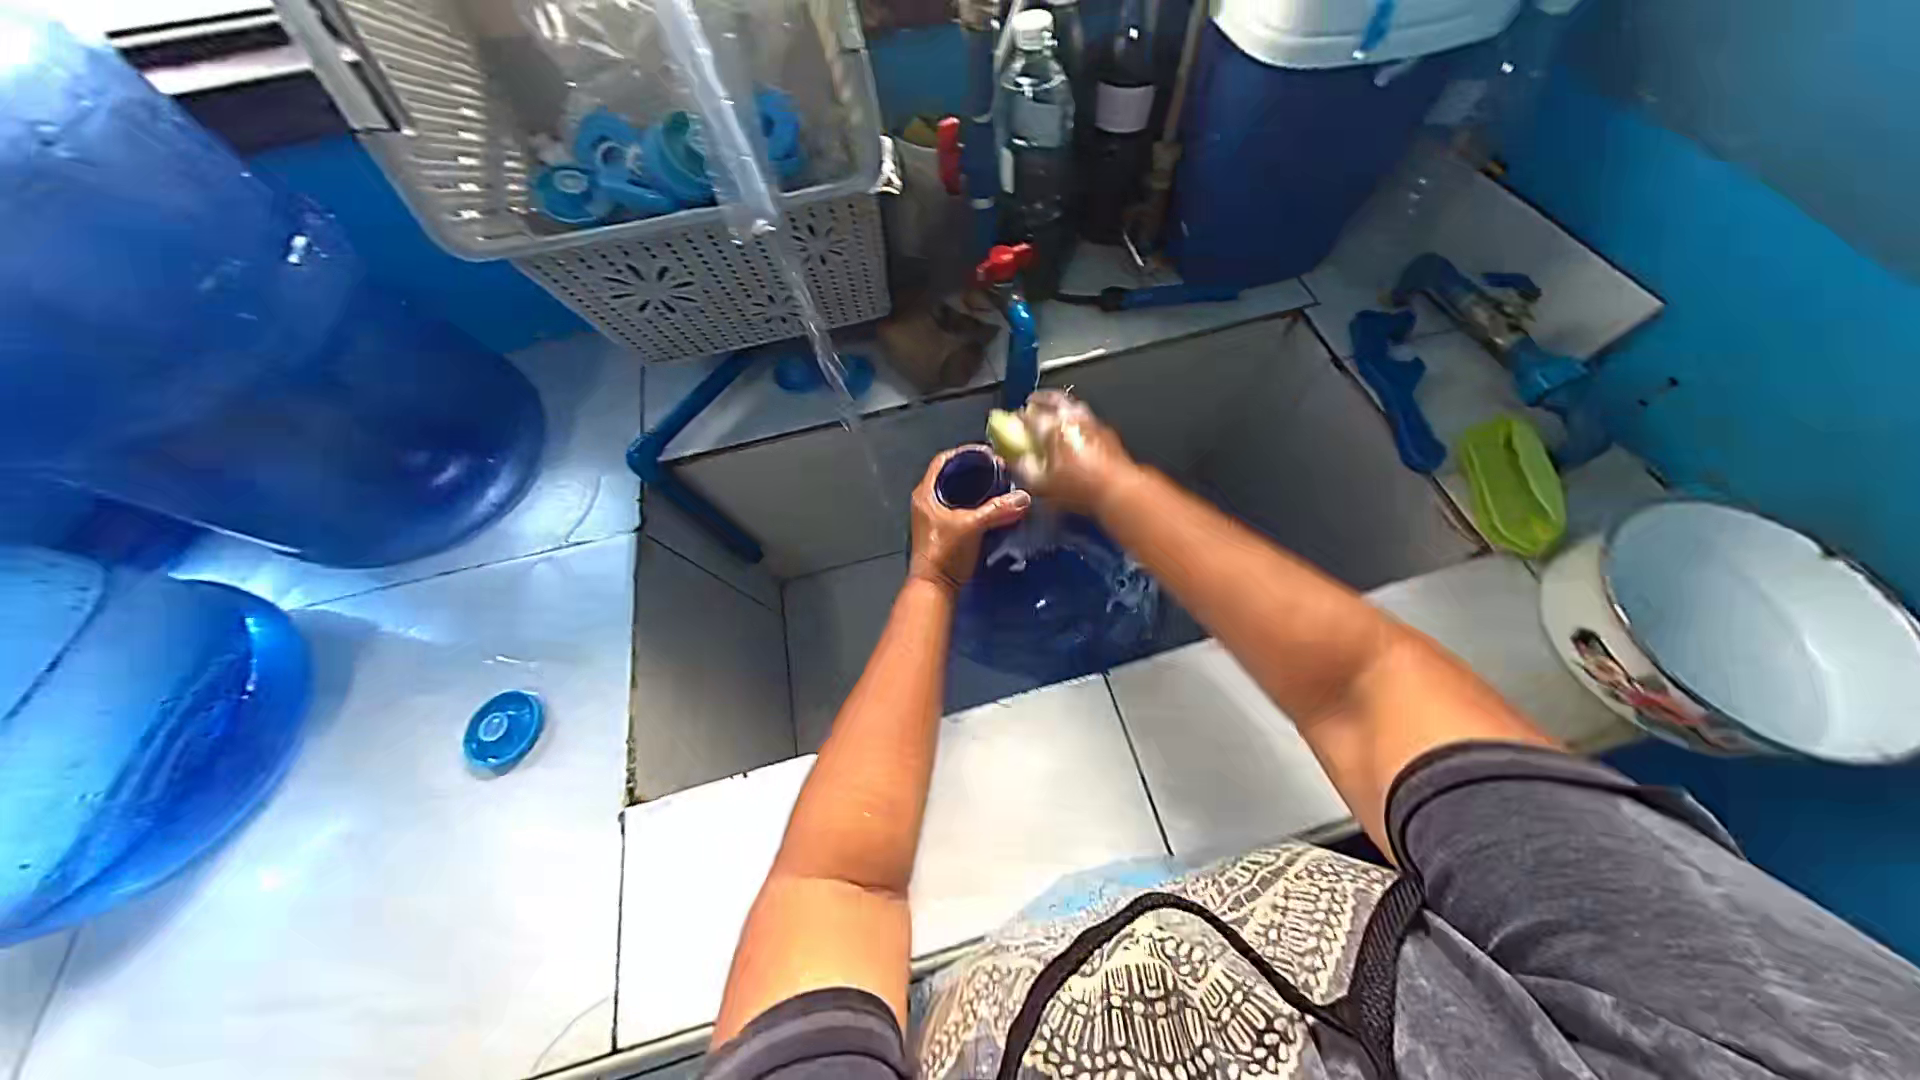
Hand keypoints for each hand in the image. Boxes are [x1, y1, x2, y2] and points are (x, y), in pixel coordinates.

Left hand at [908, 446, 1030, 591]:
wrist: (934, 588)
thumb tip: (1023, 498)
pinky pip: (961, 508)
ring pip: (957, 493)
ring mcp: (934, 518)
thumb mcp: (972, 526)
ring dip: (977, 488)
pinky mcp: (943, 531)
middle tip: (999, 469)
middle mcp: (927, 501)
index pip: (944, 460)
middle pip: (952, 475)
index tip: (987, 452)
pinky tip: (994, 506)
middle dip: (975, 470)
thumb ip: (997, 510)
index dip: (965, 452)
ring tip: (1000, 485)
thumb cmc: (945, 553)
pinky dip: (977, 504)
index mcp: (926, 493)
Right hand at [1011, 390, 1140, 515]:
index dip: (1019, 416)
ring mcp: (1092, 424)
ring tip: (1054, 411)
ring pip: (1073, 405)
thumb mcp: (1041, 484)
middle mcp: (1072, 419)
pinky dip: (1076, 420)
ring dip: (1061, 405)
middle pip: (1054, 399)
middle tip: (1033, 400)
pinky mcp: (1106, 433)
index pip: (1030, 416)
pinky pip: (1087, 419)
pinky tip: (1075, 429)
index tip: (1015, 418)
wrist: (1117, 490)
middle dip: (1041, 398)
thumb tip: (1017, 461)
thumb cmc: (1080, 488)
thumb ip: (1025, 468)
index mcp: (1052, 428)